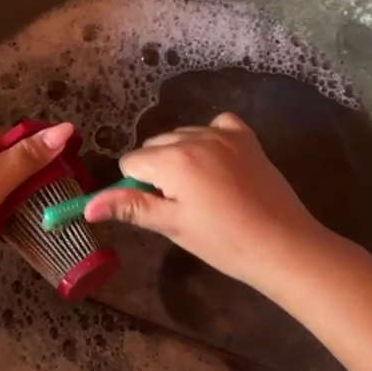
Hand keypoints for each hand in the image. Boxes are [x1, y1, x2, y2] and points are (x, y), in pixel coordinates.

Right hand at [84, 112, 333, 288]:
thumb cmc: (223, 241)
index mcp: (172, 160)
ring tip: (204, 191)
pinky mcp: (246, 138)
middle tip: (183, 204)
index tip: (161, 208)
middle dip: (158, 171)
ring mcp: (222, 134)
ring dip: (181, 156)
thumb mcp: (171, 225)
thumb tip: (87, 206)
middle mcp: (193, 137)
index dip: (138, 188)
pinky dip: (210, 139)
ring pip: (181, 136)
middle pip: (154, 146)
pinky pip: (216, 124)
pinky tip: (219, 163)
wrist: (284, 246)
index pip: (131, 163)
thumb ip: (129, 207)